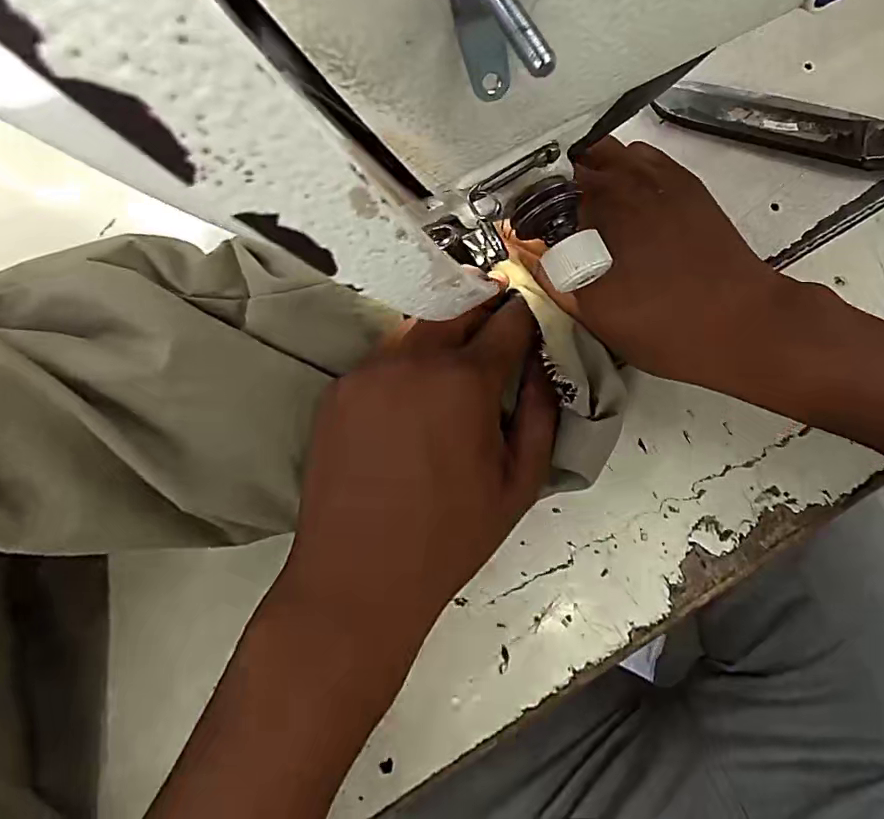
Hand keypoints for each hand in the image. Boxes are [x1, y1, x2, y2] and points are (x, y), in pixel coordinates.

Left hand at [282, 293, 557, 635]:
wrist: (356, 579)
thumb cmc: (449, 536)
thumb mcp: (521, 480)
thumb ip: (543, 411)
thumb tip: (542, 364)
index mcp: (465, 382)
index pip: (508, 320)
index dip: (528, 313)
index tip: (536, 316)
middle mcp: (413, 362)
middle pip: (460, 304)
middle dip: (488, 306)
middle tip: (504, 324)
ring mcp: (369, 372)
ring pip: (419, 326)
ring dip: (448, 331)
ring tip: (463, 363)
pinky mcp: (339, 389)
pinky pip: (387, 355)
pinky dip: (412, 360)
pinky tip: (421, 395)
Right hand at [524, 138, 797, 389]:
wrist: (743, 322)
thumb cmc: (668, 324)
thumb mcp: (596, 312)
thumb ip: (550, 273)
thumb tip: (522, 247)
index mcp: (597, 206)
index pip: (538, 190)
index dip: (522, 206)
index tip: (519, 227)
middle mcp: (625, 178)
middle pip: (568, 161)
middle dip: (549, 184)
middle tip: (547, 217)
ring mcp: (658, 176)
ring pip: (604, 153)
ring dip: (585, 170)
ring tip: (582, 207)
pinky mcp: (684, 183)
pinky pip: (640, 159)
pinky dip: (622, 170)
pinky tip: (624, 202)